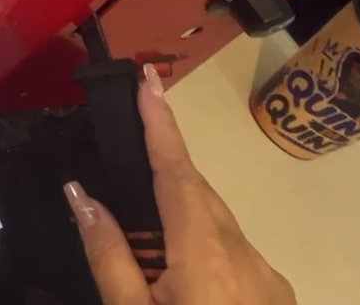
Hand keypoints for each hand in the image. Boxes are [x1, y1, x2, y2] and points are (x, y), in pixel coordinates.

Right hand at [65, 68, 295, 304]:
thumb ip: (109, 253)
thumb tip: (81, 192)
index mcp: (206, 258)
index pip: (178, 173)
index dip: (161, 123)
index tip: (150, 77)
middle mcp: (247, 261)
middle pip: (198, 196)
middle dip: (162, 177)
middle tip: (121, 197)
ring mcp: (271, 283)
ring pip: (217, 226)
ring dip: (179, 220)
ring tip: (147, 258)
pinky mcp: (278, 301)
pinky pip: (233, 254)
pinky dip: (201, 247)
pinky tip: (183, 284)